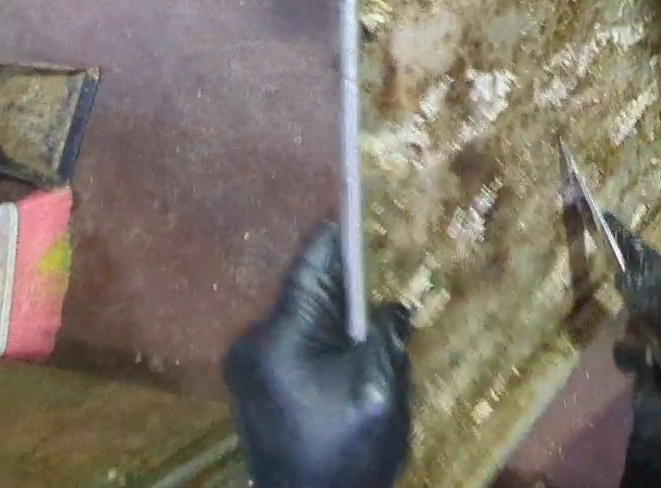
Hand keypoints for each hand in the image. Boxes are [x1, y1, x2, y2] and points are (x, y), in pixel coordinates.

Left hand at [224, 226, 411, 487]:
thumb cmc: (344, 453)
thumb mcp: (378, 387)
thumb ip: (386, 330)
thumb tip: (393, 303)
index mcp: (279, 336)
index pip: (316, 258)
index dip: (352, 229)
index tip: (387, 207)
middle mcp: (257, 340)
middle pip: (316, 281)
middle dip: (360, 268)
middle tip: (404, 248)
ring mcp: (256, 362)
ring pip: (313, 306)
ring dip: (351, 300)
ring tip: (394, 286)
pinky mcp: (265, 379)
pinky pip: (306, 333)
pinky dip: (338, 326)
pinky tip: (370, 328)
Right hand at [609, 219, 660, 487]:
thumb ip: (653, 296)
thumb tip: (621, 275)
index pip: (650, 263)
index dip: (627, 249)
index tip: (602, 224)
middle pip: (639, 304)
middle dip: (628, 315)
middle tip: (624, 325)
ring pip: (637, 342)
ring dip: (635, 353)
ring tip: (647, 365)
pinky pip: (646, 376)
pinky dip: (647, 382)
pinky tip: (657, 389)